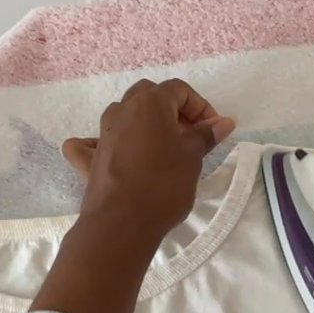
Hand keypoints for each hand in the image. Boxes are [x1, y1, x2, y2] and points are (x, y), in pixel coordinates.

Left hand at [62, 79, 235, 239]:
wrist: (123, 222)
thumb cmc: (164, 184)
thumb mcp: (192, 157)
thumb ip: (205, 135)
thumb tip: (224, 122)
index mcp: (150, 103)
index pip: (179, 90)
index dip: (200, 106)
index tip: (212, 130)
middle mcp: (122, 110)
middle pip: (149, 96)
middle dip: (172, 109)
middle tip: (188, 135)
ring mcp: (102, 133)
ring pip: (123, 114)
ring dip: (143, 122)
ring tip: (161, 147)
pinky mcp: (89, 159)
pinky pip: (90, 143)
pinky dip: (99, 143)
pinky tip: (106, 151)